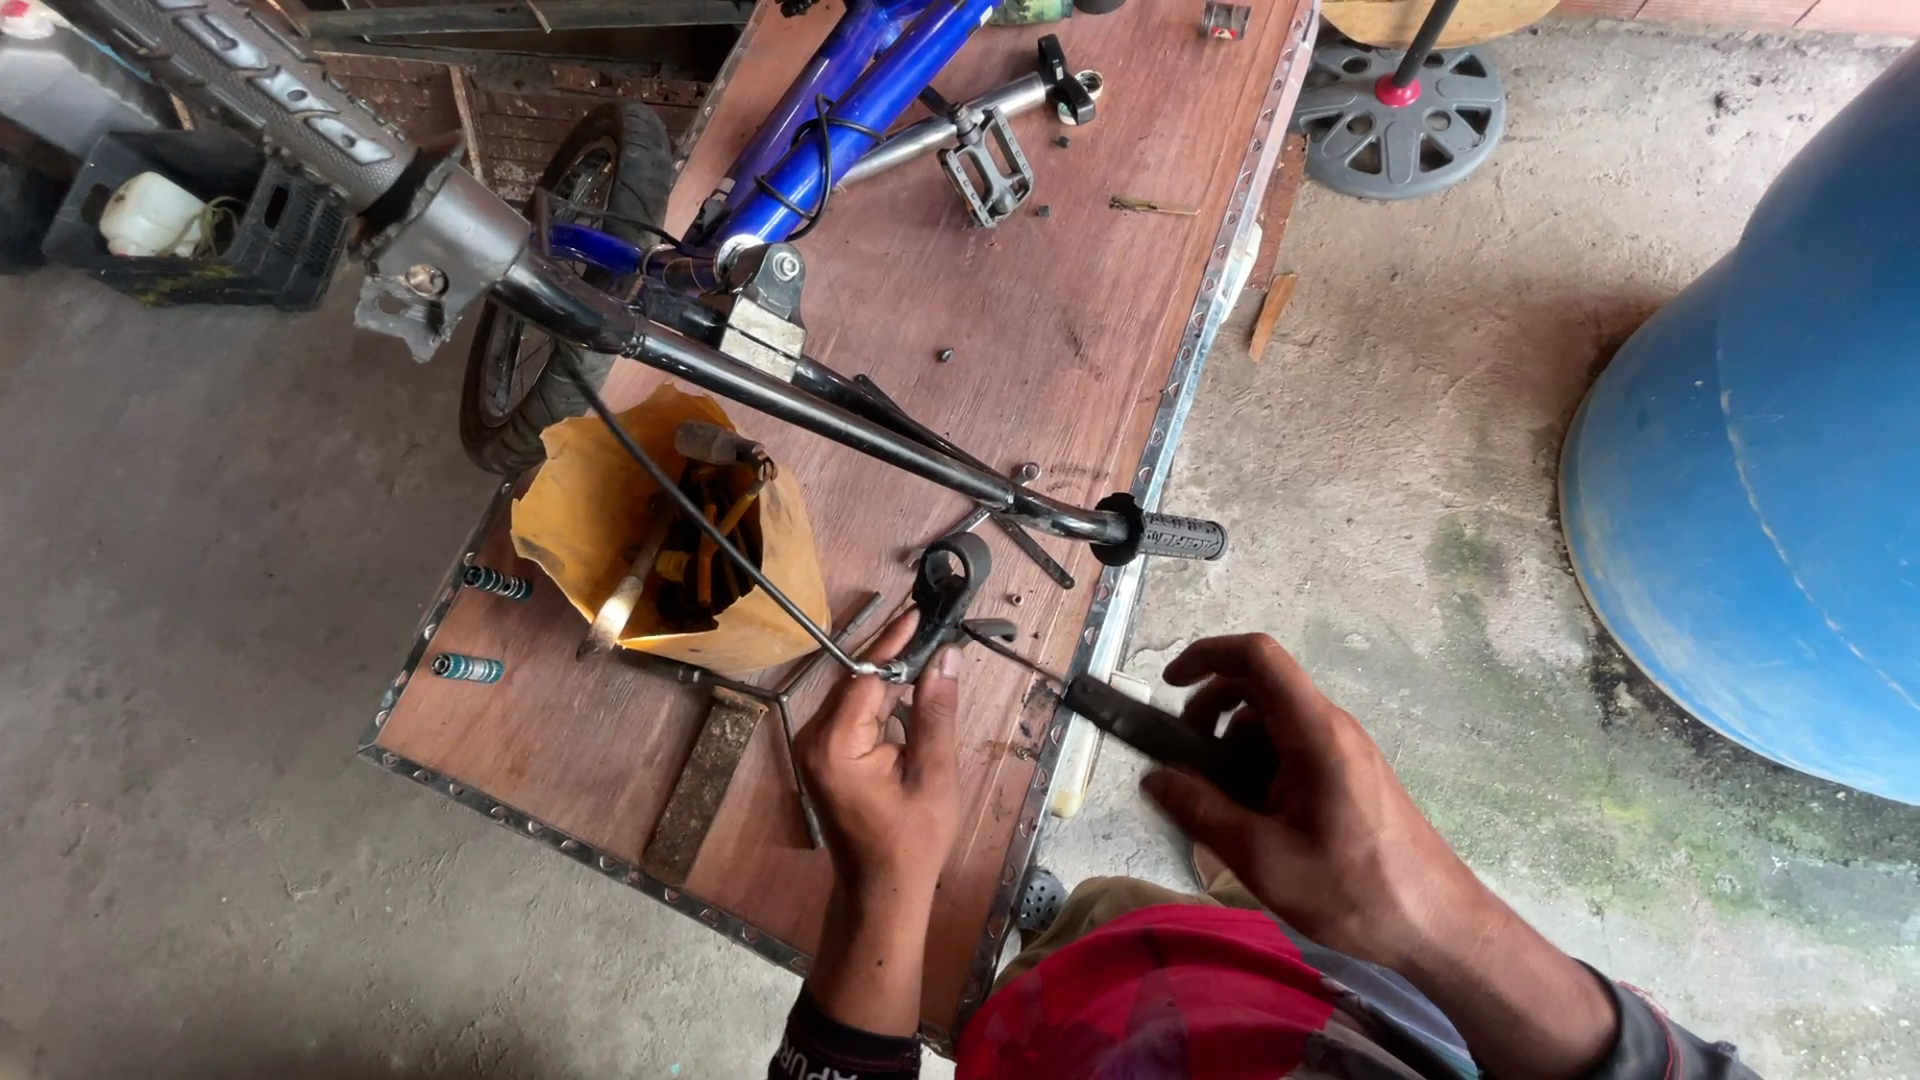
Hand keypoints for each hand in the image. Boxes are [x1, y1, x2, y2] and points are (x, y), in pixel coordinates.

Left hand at [797, 611, 963, 900]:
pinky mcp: (822, 754)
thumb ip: (936, 711)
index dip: (895, 642)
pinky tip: (905, 682)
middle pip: (855, 678)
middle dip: (892, 651)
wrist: (881, 891)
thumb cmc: (914, 841)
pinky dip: (878, 695)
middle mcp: (814, 739)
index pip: (867, 675)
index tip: (919, 613)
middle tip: (928, 624)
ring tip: (923, 643)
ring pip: (852, 692)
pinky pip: (850, 711)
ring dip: (887, 671)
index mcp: (836, 745)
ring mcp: (813, 747)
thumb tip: (947, 656)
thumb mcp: (933, 774)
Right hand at [1143, 634, 1617, 1079]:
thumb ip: (1199, 811)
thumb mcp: (1262, 859)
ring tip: (1218, 802)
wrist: (1443, 932)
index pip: (1257, 656)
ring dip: (1229, 745)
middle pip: (1257, 685)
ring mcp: (1341, 750)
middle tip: (1187, 760)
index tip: (1169, 685)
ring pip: (1268, 720)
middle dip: (1209, 710)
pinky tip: (1252, 817)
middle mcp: (1330, 727)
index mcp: (1314, 731)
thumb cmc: (1355, 891)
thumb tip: (1152, 779)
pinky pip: (1287, 747)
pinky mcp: (1345, 774)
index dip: (1206, 654)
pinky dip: (1254, 766)